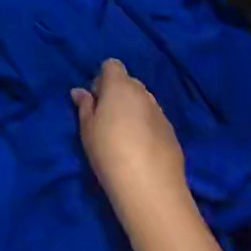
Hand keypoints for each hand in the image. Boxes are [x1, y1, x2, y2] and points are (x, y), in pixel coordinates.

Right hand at [72, 59, 186, 209]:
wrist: (150, 184)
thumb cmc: (109, 152)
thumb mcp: (87, 130)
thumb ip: (84, 106)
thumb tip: (79, 90)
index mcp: (120, 85)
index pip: (111, 65)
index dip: (102, 79)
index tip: (96, 101)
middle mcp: (142, 91)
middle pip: (128, 82)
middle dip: (117, 94)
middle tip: (106, 120)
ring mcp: (159, 110)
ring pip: (142, 101)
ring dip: (133, 110)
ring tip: (124, 137)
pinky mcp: (171, 129)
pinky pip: (154, 118)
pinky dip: (146, 126)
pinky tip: (141, 149)